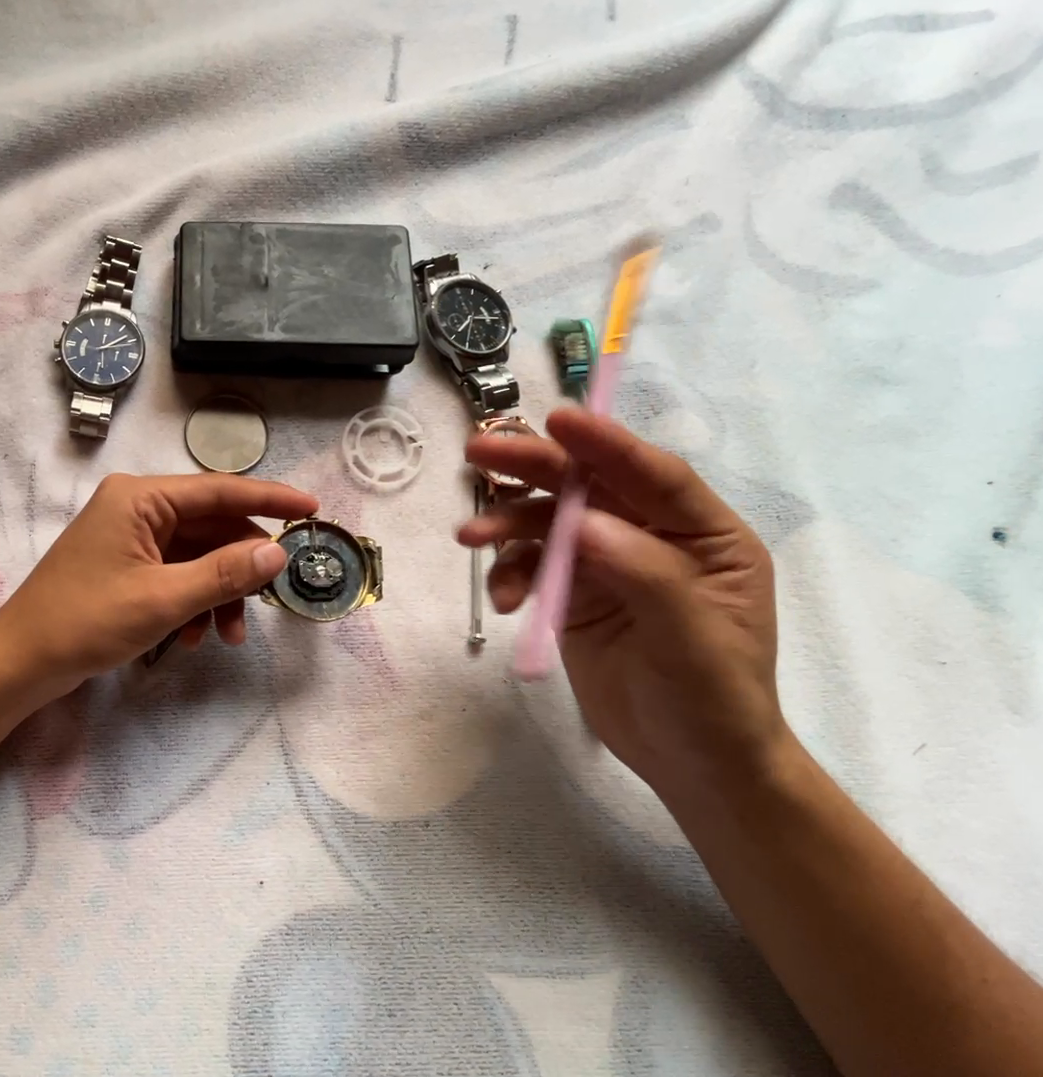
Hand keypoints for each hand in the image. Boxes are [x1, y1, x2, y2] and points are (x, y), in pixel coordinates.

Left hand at [0, 473, 317, 697]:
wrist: (23, 660)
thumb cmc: (86, 621)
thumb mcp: (162, 599)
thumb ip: (224, 574)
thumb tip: (277, 553)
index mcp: (140, 498)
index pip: (219, 489)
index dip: (269, 500)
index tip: (312, 511)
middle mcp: (136, 508)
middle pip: (211, 526)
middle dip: (240, 568)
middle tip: (267, 602)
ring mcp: (130, 538)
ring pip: (198, 556)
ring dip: (218, 593)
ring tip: (227, 636)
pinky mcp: (125, 567)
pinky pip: (176, 575)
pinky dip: (192, 603)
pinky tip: (193, 638)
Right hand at [456, 409, 788, 796]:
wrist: (689, 763)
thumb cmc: (713, 700)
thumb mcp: (691, 638)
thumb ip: (643, 573)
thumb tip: (583, 523)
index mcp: (704, 536)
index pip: (652, 476)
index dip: (604, 445)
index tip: (558, 420)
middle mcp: (653, 538)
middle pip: (587, 487)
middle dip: (534, 469)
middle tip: (478, 453)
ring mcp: (607, 565)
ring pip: (548, 523)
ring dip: (508, 526)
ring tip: (470, 539)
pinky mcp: (573, 593)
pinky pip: (531, 566)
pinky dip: (509, 575)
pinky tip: (504, 602)